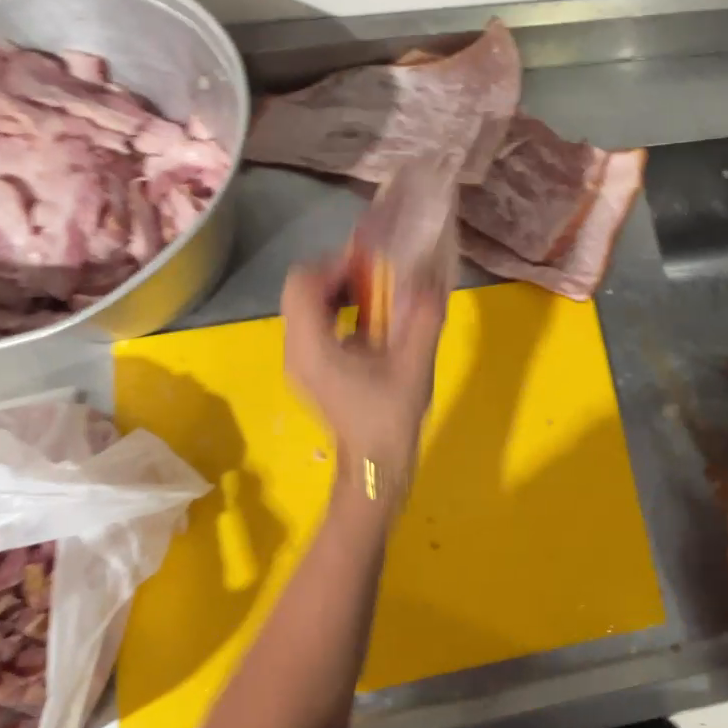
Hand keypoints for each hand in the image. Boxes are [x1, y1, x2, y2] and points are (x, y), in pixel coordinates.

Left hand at [281, 257, 446, 499]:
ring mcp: (299, 360)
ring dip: (337, 290)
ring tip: (375, 292)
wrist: (376, 465)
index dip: (334, 263)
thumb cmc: (391, 417)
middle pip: (301, 290)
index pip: (302, 283)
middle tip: (375, 273)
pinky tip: (370, 318)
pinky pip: (314, 323)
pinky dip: (337, 309)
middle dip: (337, 273)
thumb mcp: (414, 365)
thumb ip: (423, 316)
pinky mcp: (310, 367)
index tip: (370, 262)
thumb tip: (432, 275)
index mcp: (312, 348)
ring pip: (306, 305)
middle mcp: (295, 349)